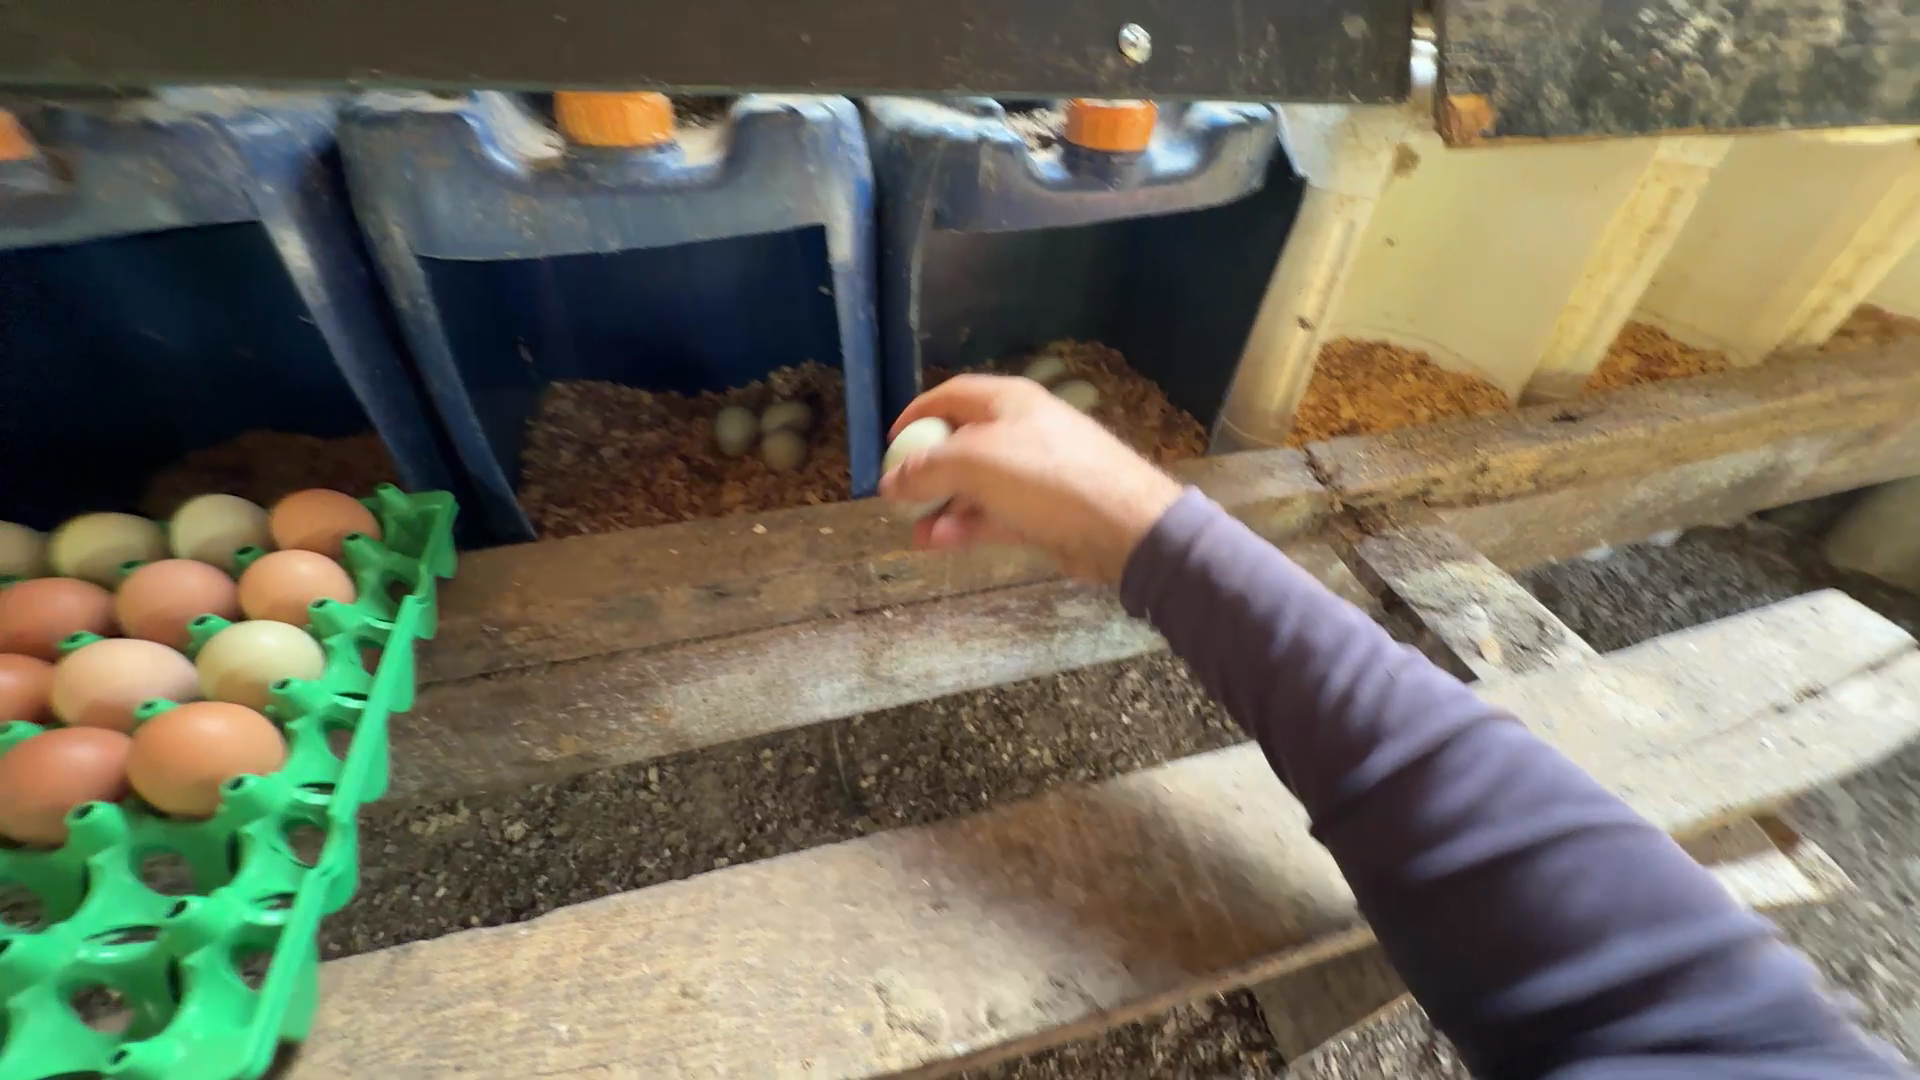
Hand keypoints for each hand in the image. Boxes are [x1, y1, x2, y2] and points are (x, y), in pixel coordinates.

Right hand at [878, 374, 1183, 583]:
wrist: (1121, 525)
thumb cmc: (1045, 476)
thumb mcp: (975, 462)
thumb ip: (927, 468)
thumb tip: (889, 481)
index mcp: (1008, 402)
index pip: (951, 395)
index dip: (917, 414)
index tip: (890, 442)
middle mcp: (1021, 431)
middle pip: (961, 444)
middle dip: (927, 472)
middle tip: (900, 498)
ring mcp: (1034, 474)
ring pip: (976, 486)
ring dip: (943, 508)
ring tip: (915, 533)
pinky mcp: (1043, 512)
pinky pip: (995, 514)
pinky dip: (968, 526)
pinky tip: (941, 543)